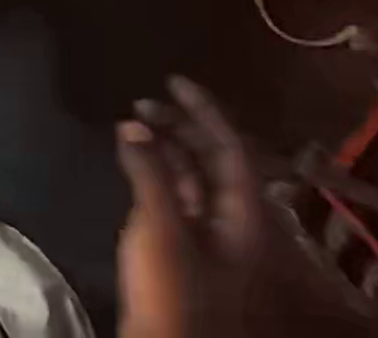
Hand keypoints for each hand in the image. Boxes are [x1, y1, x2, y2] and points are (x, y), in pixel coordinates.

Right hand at [115, 77, 262, 337]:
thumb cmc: (177, 295)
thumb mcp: (162, 229)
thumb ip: (149, 172)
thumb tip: (132, 125)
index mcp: (245, 216)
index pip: (230, 148)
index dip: (205, 110)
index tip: (173, 81)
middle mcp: (236, 223)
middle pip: (214, 161)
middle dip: (180, 127)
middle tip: (141, 104)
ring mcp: (215, 240)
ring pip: (195, 179)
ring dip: (166, 149)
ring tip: (132, 128)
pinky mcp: (192, 253)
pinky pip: (180, 198)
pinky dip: (158, 173)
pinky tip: (135, 163)